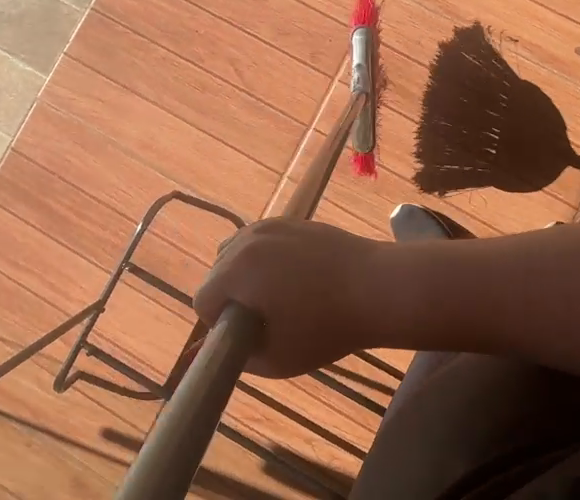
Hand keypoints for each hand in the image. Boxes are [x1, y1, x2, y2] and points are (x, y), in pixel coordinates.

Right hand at [194, 219, 386, 377]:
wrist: (375, 287)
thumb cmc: (323, 327)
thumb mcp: (274, 359)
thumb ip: (235, 357)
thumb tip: (206, 353)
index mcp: (235, 270)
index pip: (203, 300)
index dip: (220, 323)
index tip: (249, 335)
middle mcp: (248, 239)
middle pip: (218, 271)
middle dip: (231, 295)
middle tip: (266, 318)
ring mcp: (273, 224)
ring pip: (239, 251)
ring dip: (247, 274)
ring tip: (279, 297)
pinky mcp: (295, 221)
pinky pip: (264, 240)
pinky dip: (268, 258)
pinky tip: (295, 277)